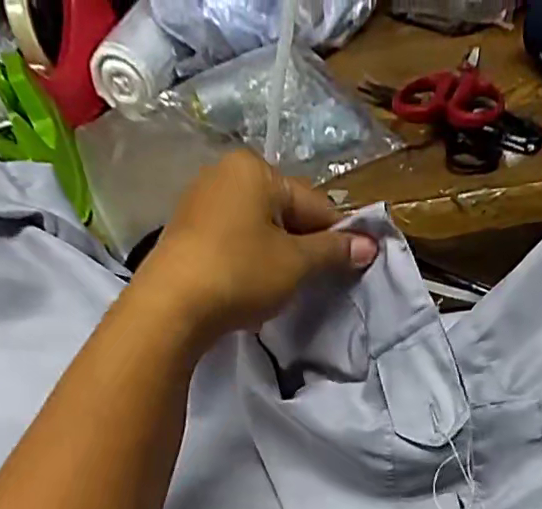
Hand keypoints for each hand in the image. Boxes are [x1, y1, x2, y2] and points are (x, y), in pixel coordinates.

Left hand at [130, 150, 379, 339]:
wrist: (171, 307)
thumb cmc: (240, 274)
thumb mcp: (296, 264)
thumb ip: (334, 251)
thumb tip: (370, 245)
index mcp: (255, 169)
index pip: (314, 202)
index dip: (336, 236)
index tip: (349, 267)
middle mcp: (224, 173)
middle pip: (284, 212)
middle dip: (302, 246)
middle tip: (312, 283)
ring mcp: (200, 201)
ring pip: (257, 228)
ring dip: (276, 255)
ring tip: (280, 288)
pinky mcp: (185, 232)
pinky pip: (232, 240)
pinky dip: (248, 260)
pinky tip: (250, 285)